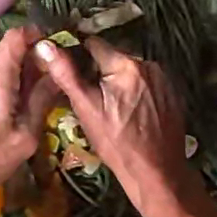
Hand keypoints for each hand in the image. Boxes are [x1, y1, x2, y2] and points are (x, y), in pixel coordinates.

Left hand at [0, 26, 52, 207]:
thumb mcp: (27, 133)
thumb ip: (42, 98)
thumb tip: (59, 73)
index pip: (17, 35)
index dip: (39, 35)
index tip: (59, 48)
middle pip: (12, 44)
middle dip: (37, 50)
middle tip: (59, 68)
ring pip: (6, 56)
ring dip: (27, 63)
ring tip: (49, 81)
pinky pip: (0, 70)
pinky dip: (17, 74)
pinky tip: (30, 94)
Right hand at [34, 38, 191, 197]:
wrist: (157, 173)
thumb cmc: (116, 142)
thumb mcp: (86, 108)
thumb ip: (65, 73)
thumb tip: (44, 45)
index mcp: (126, 64)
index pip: (93, 44)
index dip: (78, 55)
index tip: (70, 72)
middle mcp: (148, 64)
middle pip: (113, 57)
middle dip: (99, 71)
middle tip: (90, 97)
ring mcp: (164, 78)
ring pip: (129, 70)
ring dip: (118, 81)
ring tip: (111, 108)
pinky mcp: (172, 93)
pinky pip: (145, 82)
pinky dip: (135, 91)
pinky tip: (130, 113)